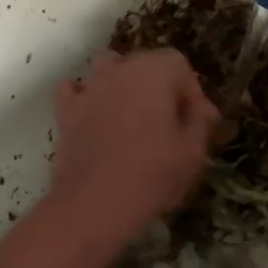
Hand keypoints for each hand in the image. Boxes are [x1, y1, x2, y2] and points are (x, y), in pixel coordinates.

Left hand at [51, 49, 219, 241]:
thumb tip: (201, 107)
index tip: (195, 122)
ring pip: (109, 70)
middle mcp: (119, 69)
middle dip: (160, 88)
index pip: (179, 64)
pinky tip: (95, 118)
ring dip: (122, 85)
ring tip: (132, 118)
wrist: (93, 203)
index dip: (190, 91)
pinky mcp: (66, 109)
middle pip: (145, 64)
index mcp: (153, 72)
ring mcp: (89, 87)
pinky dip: (86, 98)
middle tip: (170, 125)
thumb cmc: (151, 175)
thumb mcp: (193, 152)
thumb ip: (201, 121)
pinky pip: (76, 91)